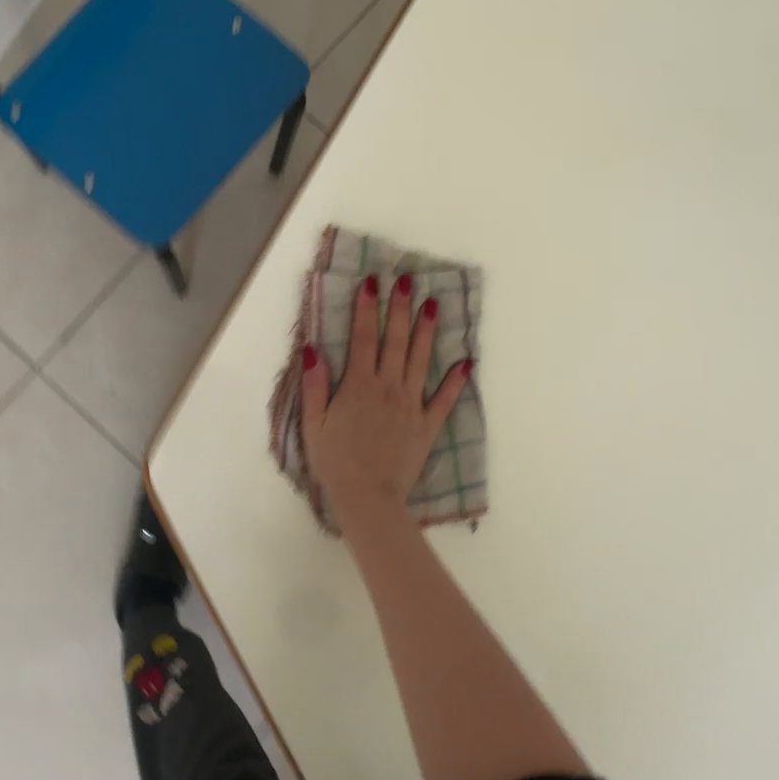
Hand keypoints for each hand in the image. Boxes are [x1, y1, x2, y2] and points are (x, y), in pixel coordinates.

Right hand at [300, 273, 472, 527]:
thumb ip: (314, 385)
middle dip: (400, 308)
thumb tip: (312, 348)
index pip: (362, 337)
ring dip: (427, 331)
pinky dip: (456, 381)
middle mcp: (387, 387)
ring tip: (434, 304)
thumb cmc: (334, 461)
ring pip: (421, 360)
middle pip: (395, 341)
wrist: (368, 498)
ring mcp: (411, 405)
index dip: (366, 307)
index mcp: (358, 385)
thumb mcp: (313, 424)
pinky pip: (444, 399)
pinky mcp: (427, 425)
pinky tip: (466, 362)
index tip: (371, 282)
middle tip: (407, 281)